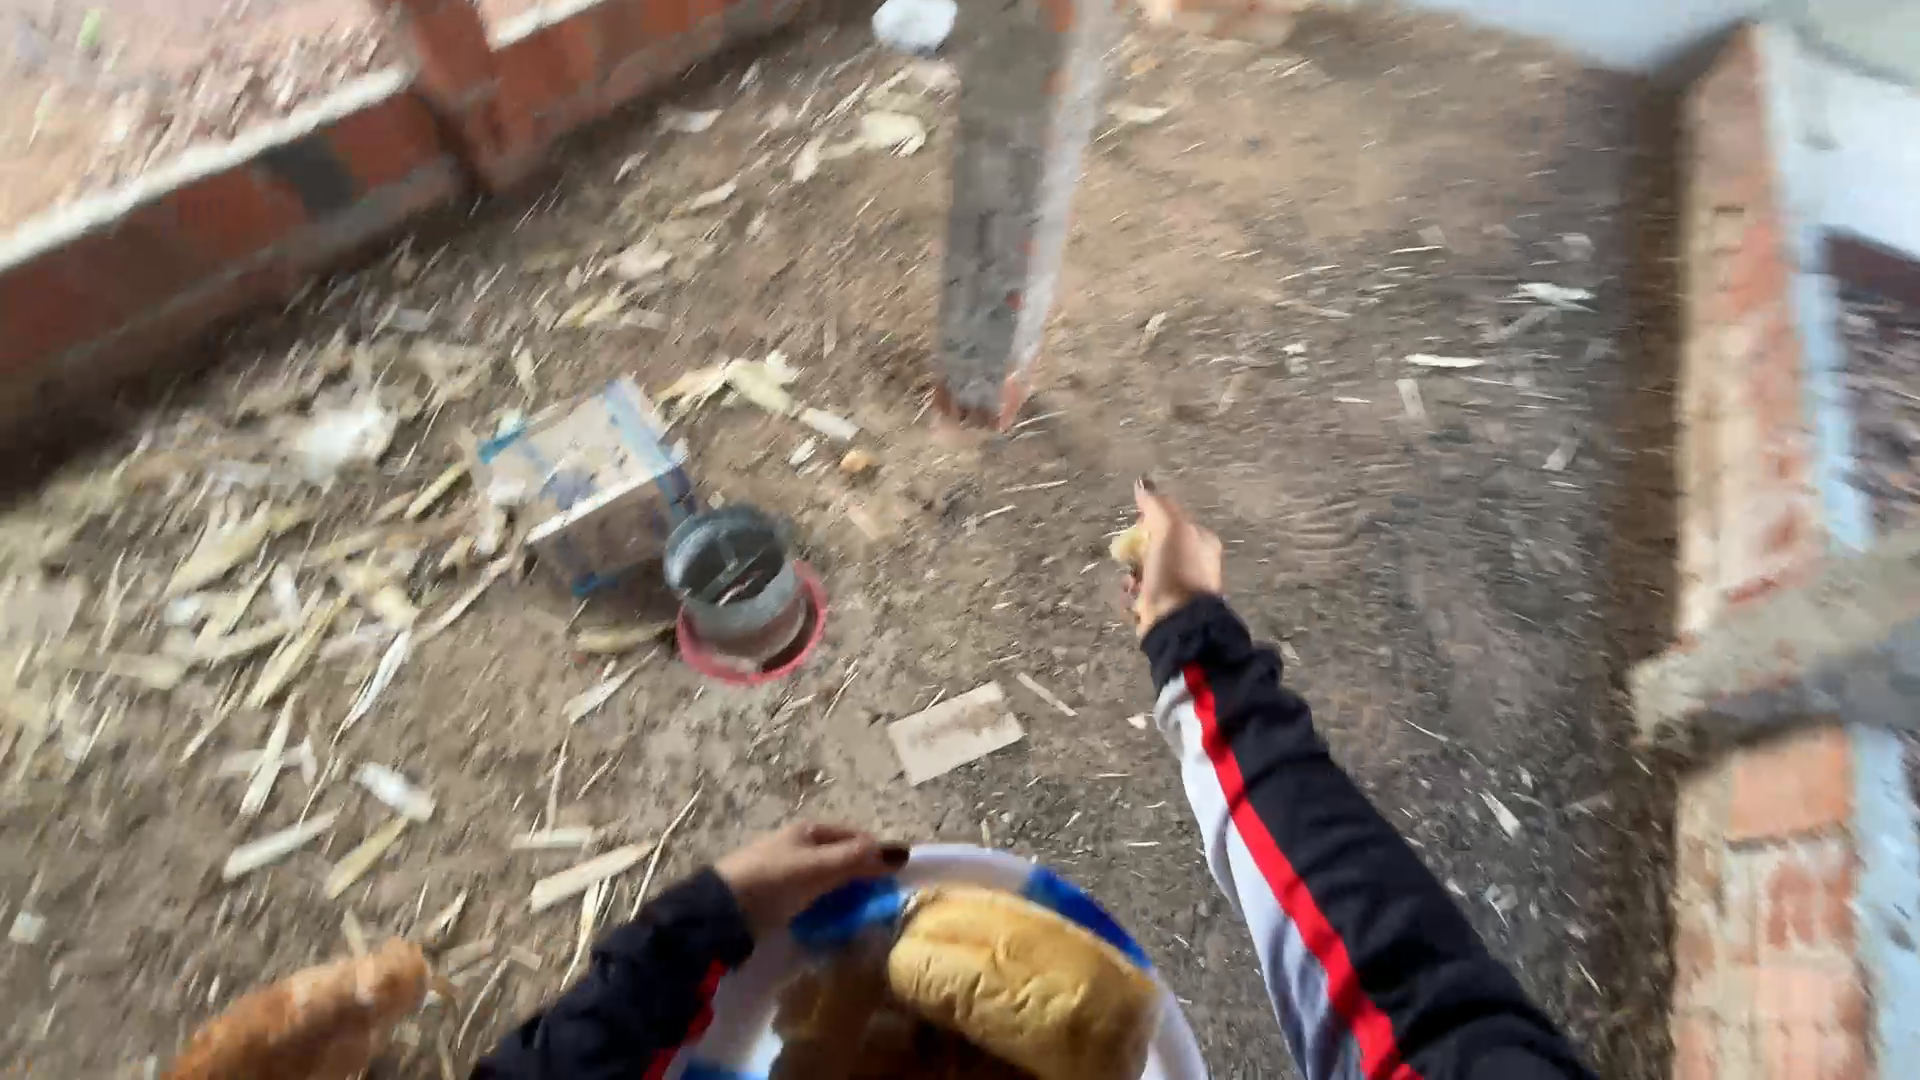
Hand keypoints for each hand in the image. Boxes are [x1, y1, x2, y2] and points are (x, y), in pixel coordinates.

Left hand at [714, 823, 907, 936]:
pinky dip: (821, 905)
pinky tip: (824, 921)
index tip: (892, 882)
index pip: (855, 836)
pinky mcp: (770, 894)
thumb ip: (857, 859)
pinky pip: (808, 895)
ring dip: (841, 893)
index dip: (876, 854)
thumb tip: (902, 851)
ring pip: (824, 877)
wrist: (715, 914)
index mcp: (810, 829)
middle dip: (859, 875)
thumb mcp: (819, 869)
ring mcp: (782, 868)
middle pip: (840, 856)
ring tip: (854, 917)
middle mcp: (797, 843)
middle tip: (875, 904)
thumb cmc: (772, 883)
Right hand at [1125, 478, 1223, 637]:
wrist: (1179, 622)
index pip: (1170, 522)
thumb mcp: (1170, 529)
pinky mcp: (1163, 610)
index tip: (1136, 528)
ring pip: (1145, 574)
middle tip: (1128, 558)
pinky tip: (1131, 601)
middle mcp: (1193, 565)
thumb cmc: (1177, 572)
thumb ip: (1156, 505)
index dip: (1149, 522)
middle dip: (1136, 552)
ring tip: (1130, 584)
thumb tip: (1142, 483)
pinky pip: (1140, 597)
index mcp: (1201, 542)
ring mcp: (1178, 589)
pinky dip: (1131, 598)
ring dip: (1131, 577)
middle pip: (1154, 548)